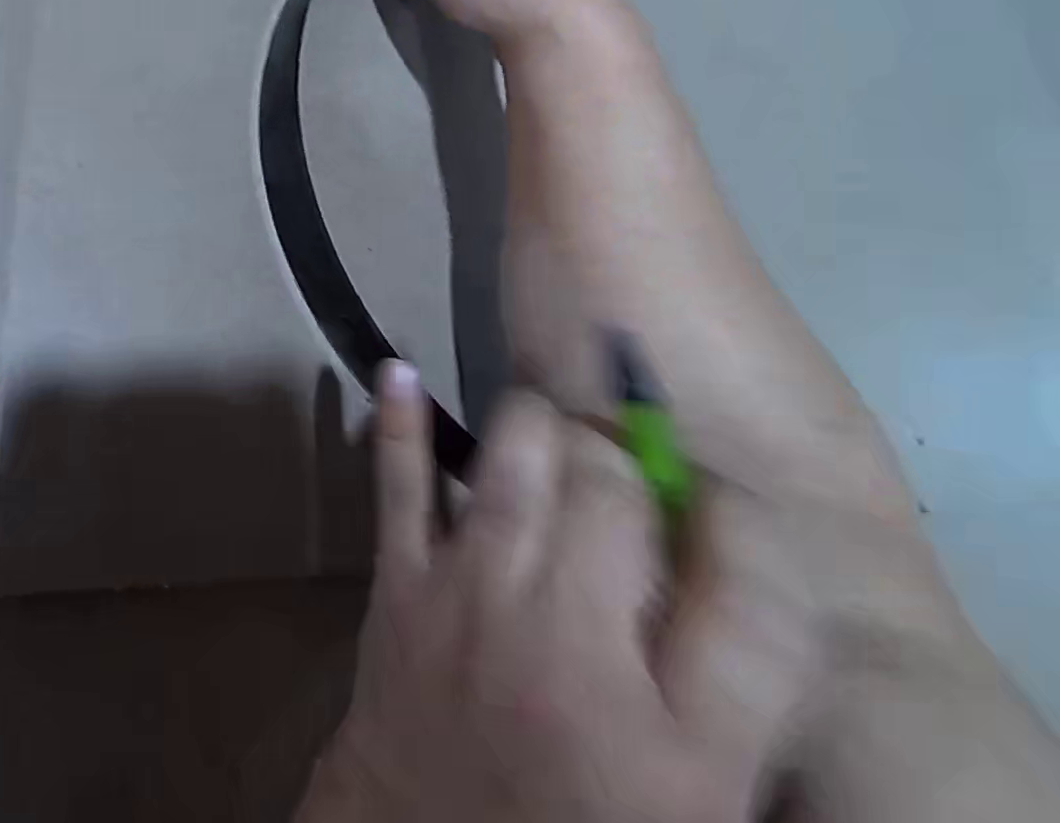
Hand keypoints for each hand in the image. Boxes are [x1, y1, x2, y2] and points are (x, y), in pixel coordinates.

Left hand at [297, 364, 817, 822]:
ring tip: (560, 414)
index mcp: (684, 723)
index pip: (753, 585)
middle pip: (616, 494)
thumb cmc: (578, 816)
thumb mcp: (699, 784)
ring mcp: (469, 594)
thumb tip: (727, 546)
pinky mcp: (399, 580)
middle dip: (627, 454)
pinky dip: (398, 425)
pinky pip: (399, 488)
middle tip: (622, 454)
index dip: (743, 518)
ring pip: (519, 470)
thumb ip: (733, 674)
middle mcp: (571, 636)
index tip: (721, 492)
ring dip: (543, 426)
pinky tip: (395, 370)